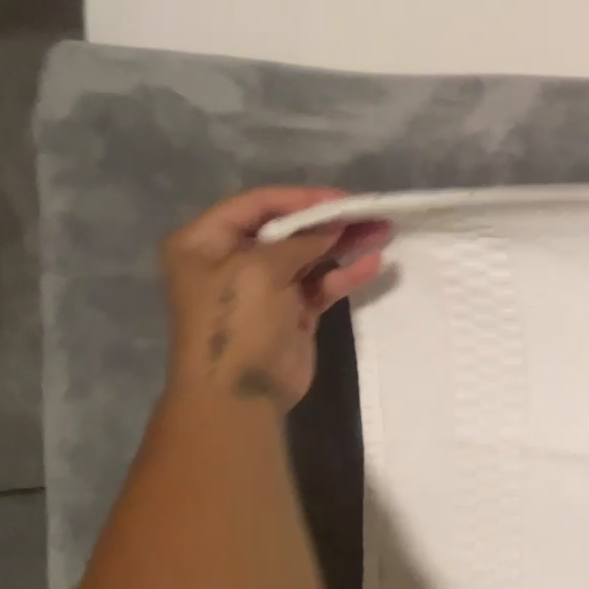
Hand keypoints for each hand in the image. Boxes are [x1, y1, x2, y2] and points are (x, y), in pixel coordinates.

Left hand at [162, 186, 390, 409]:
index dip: (301, 199)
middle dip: (329, 221)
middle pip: (287, 230)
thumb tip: (332, 227)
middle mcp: (232, 259)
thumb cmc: (236, 322)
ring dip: (344, 245)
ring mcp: (265, 287)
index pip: (257, 205)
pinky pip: (322, 285)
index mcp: (206, 242)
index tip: (344, 199)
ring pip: (310, 256)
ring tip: (382, 232)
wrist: (238, 390)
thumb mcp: (259, 270)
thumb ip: (298, 242)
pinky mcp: (292, 311)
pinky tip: (374, 264)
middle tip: (371, 214)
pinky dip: (346, 274)